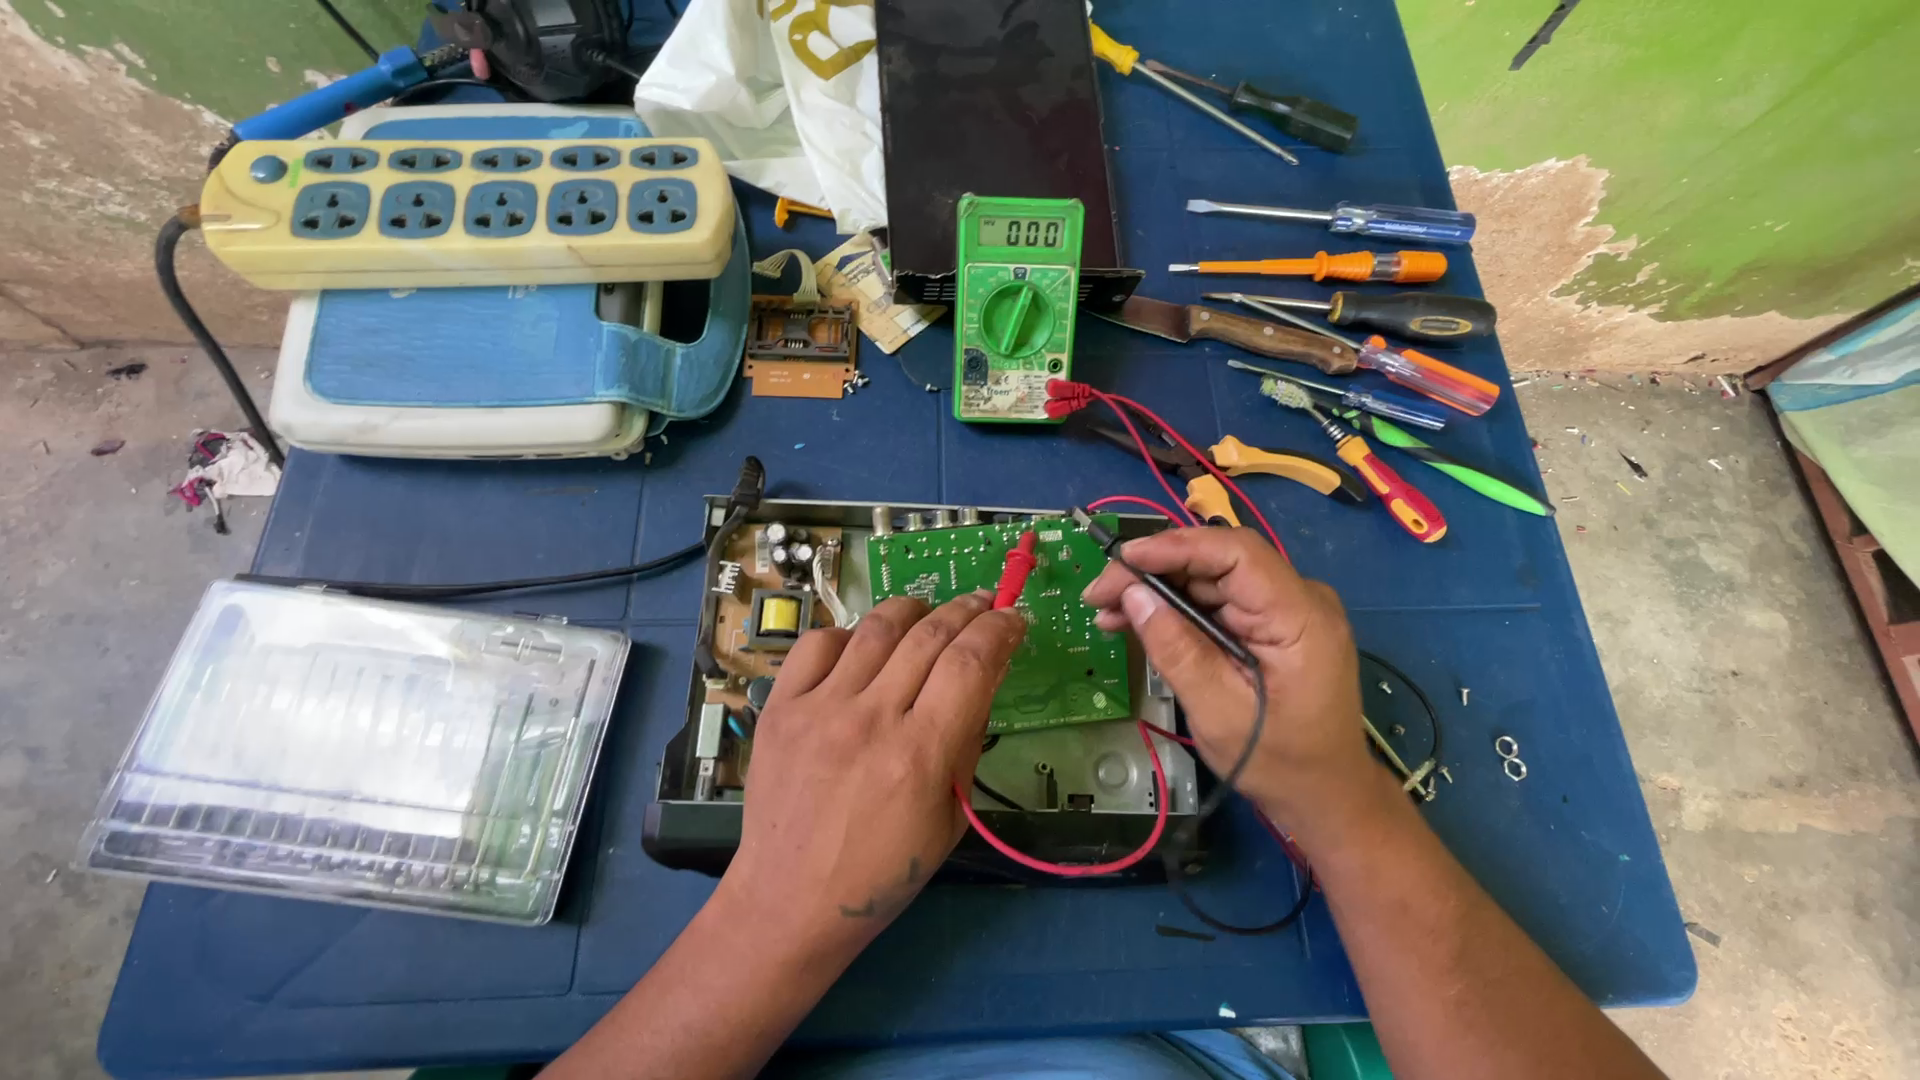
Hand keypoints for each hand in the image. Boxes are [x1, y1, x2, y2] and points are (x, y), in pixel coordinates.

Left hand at [719, 592, 1026, 952]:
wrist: (790, 900)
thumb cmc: (883, 871)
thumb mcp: (951, 817)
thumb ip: (969, 740)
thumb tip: (986, 673)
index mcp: (919, 755)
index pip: (971, 662)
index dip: (1000, 630)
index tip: (1013, 620)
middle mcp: (869, 720)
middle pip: (930, 634)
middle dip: (967, 609)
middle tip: (983, 605)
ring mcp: (819, 709)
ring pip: (876, 627)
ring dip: (914, 609)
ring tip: (929, 614)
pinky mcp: (781, 708)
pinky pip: (819, 643)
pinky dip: (850, 634)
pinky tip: (863, 648)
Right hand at [1081, 527, 1385, 843]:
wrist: (1324, 795)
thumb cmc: (1279, 762)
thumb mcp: (1219, 712)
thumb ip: (1177, 650)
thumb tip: (1133, 594)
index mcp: (1301, 617)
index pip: (1237, 553)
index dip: (1176, 546)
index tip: (1123, 559)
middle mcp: (1298, 599)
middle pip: (1218, 561)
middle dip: (1154, 569)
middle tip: (1099, 593)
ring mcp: (1284, 610)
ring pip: (1210, 578)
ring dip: (1157, 588)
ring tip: (1107, 610)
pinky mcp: (1269, 623)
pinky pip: (1216, 601)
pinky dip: (1174, 607)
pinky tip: (1136, 619)